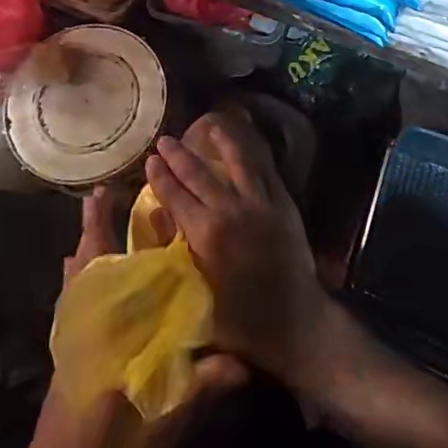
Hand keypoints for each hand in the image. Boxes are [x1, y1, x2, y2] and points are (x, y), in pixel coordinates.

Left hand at [0, 186, 244, 447]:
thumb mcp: (158, 429)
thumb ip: (198, 391)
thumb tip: (243, 362)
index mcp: (103, 338)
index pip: (107, 275)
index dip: (105, 235)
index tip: (110, 197)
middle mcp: (83, 328)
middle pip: (86, 268)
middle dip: (94, 230)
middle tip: (104, 194)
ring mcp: (73, 341)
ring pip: (76, 282)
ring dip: (86, 247)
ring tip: (97, 216)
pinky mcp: (71, 355)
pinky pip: (75, 301)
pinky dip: (81, 276)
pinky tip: (85, 268)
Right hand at [144, 120, 341, 388]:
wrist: (297, 323)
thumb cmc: (241, 321)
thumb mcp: (196, 296)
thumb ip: (175, 256)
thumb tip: (158, 221)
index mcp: (206, 235)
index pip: (176, 196)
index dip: (161, 177)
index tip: (150, 160)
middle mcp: (232, 211)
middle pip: (200, 175)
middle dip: (179, 156)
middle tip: (165, 140)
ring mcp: (262, 204)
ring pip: (238, 162)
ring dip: (221, 142)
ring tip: (209, 124)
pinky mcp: (284, 205)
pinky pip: (265, 170)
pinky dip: (252, 153)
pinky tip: (245, 144)